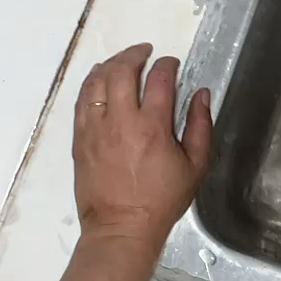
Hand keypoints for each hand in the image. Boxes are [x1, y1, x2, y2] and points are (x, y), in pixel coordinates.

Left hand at [72, 43, 212, 249]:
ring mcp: (95, 129)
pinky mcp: (79, 139)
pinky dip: (91, 83)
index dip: (167, 65)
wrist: (121, 228)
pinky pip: (81, 100)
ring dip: (110, 64)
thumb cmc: (162, 200)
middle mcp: (120, 121)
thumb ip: (200, 126)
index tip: (172, 64)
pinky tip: (99, 79)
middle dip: (135, 54)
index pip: (159, 79)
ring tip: (122, 62)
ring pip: (96, 81)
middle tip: (145, 52)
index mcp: (152, 127)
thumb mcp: (195, 166)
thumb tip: (201, 94)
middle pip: (122, 71)